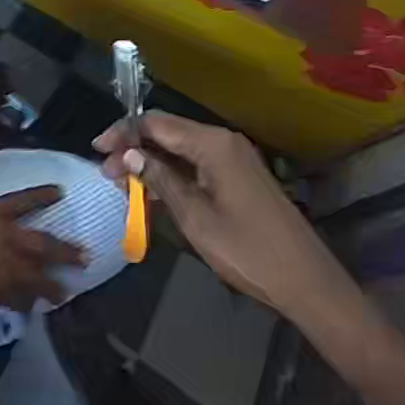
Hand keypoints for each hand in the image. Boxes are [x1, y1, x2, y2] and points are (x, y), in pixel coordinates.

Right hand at [0, 186, 84, 317]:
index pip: (23, 201)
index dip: (42, 196)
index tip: (60, 192)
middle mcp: (10, 240)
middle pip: (45, 244)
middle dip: (66, 250)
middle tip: (85, 256)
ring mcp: (10, 269)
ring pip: (40, 277)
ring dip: (54, 285)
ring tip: (66, 292)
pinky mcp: (3, 295)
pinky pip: (21, 298)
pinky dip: (27, 302)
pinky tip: (32, 306)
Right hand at [96, 112, 338, 317]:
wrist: (306, 282)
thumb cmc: (247, 250)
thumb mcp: (194, 216)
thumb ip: (160, 179)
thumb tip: (129, 154)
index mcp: (212, 144)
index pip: (156, 123)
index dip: (123, 133)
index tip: (97, 150)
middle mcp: (223, 141)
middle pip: (167, 132)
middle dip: (134, 148)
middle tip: (108, 173)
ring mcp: (233, 158)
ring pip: (180, 148)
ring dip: (151, 162)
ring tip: (124, 183)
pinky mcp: (239, 176)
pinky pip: (196, 163)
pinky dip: (172, 173)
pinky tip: (153, 190)